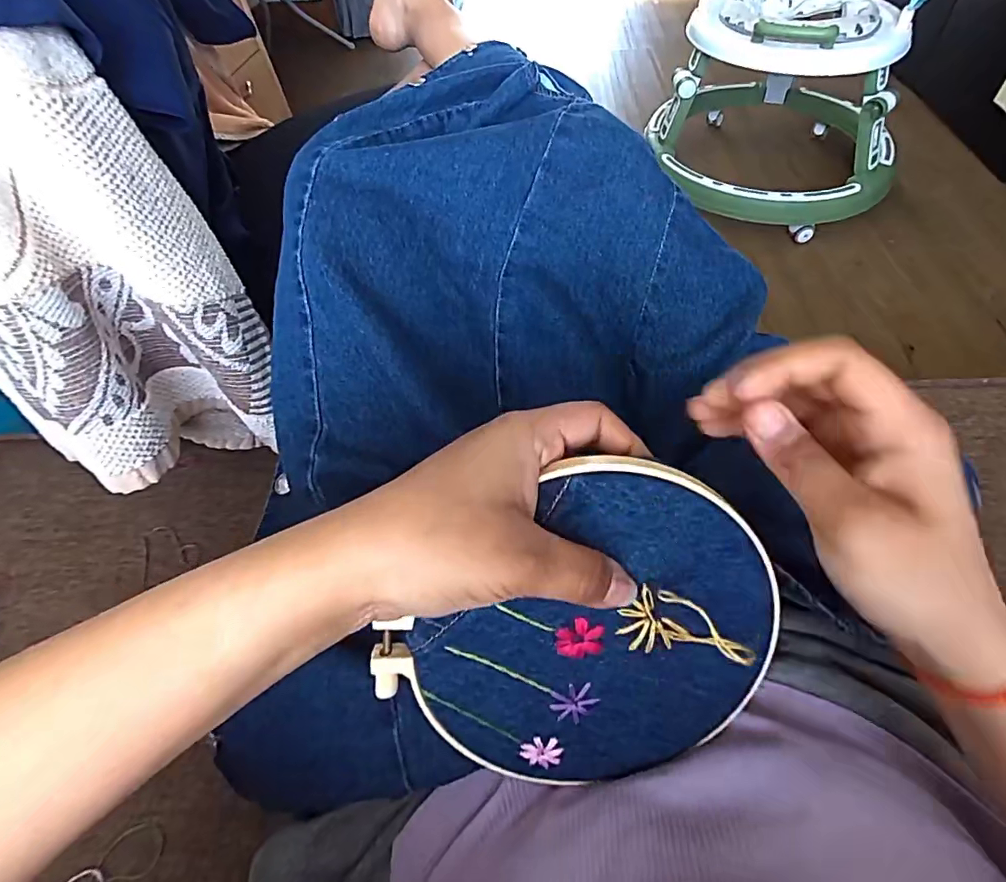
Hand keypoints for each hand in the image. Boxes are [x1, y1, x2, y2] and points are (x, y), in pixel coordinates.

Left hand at [325, 403, 643, 622]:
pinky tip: (567, 575)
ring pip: (556, 489)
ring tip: (612, 564)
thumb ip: (582, 572)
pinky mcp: (475, 508)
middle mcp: (511, 446)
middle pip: (581, 453)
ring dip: (584, 520)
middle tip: (642, 537)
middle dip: (616, 491)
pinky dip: (556, 536)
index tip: (655, 493)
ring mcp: (490, 477)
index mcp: (526, 435)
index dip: (633, 446)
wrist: (350, 565)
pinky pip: (532, 512)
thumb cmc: (439, 543)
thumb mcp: (520, 560)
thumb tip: (628, 587)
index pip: (597, 419)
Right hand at [688, 337, 1005, 688]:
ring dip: (750, 403)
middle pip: (814, 377)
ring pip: (800, 401)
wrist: (949, 637)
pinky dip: (760, 428)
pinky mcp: (846, 464)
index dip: (782, 366)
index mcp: (902, 423)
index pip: (839, 362)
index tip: (735, 393)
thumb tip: (752, 409)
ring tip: (700, 414)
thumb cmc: (911, 581)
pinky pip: (798, 430)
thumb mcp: (850, 524)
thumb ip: (800, 461)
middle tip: (703, 403)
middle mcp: (883, 421)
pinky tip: (724, 430)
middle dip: (756, 382)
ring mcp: (863, 442)